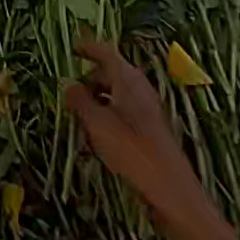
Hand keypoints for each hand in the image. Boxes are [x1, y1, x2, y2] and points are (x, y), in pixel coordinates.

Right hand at [66, 36, 239, 239]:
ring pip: (118, 91)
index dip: (88, 47)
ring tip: (80, 111)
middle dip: (90, 75)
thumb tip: (67, 82)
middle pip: (112, 71)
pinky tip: (99, 131)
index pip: (106, 52)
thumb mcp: (97, 124)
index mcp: (128, 79)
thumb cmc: (132, 151)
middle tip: (71, 88)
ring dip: (99, 95)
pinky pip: (125, 108)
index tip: (72, 47)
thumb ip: (80, 101)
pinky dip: (109, 110)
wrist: (172, 192)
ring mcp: (148, 108)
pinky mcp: (151, 128)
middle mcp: (140, 88)